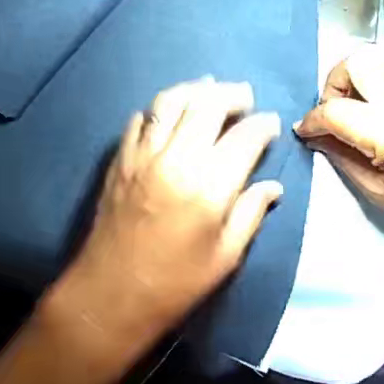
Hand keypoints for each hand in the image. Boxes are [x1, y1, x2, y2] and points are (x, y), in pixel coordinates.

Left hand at [50, 79, 283, 351]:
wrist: (111, 293)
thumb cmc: (175, 283)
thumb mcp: (225, 256)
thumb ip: (250, 213)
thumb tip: (272, 186)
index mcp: (210, 186)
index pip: (245, 136)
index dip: (263, 126)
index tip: (270, 125)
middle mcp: (176, 159)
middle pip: (208, 105)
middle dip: (233, 96)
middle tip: (245, 98)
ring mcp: (143, 155)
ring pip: (170, 102)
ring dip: (195, 90)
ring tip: (211, 90)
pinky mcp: (120, 159)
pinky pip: (141, 119)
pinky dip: (160, 109)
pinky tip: (170, 113)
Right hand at [293, 44, 383, 256]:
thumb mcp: (377, 193)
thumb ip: (341, 157)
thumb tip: (315, 137)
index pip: (337, 110)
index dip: (312, 121)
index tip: (304, 133)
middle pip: (356, 64)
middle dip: (332, 87)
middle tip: (331, 117)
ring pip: (377, 61)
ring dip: (354, 81)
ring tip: (353, 113)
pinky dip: (375, 84)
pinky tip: (376, 113)